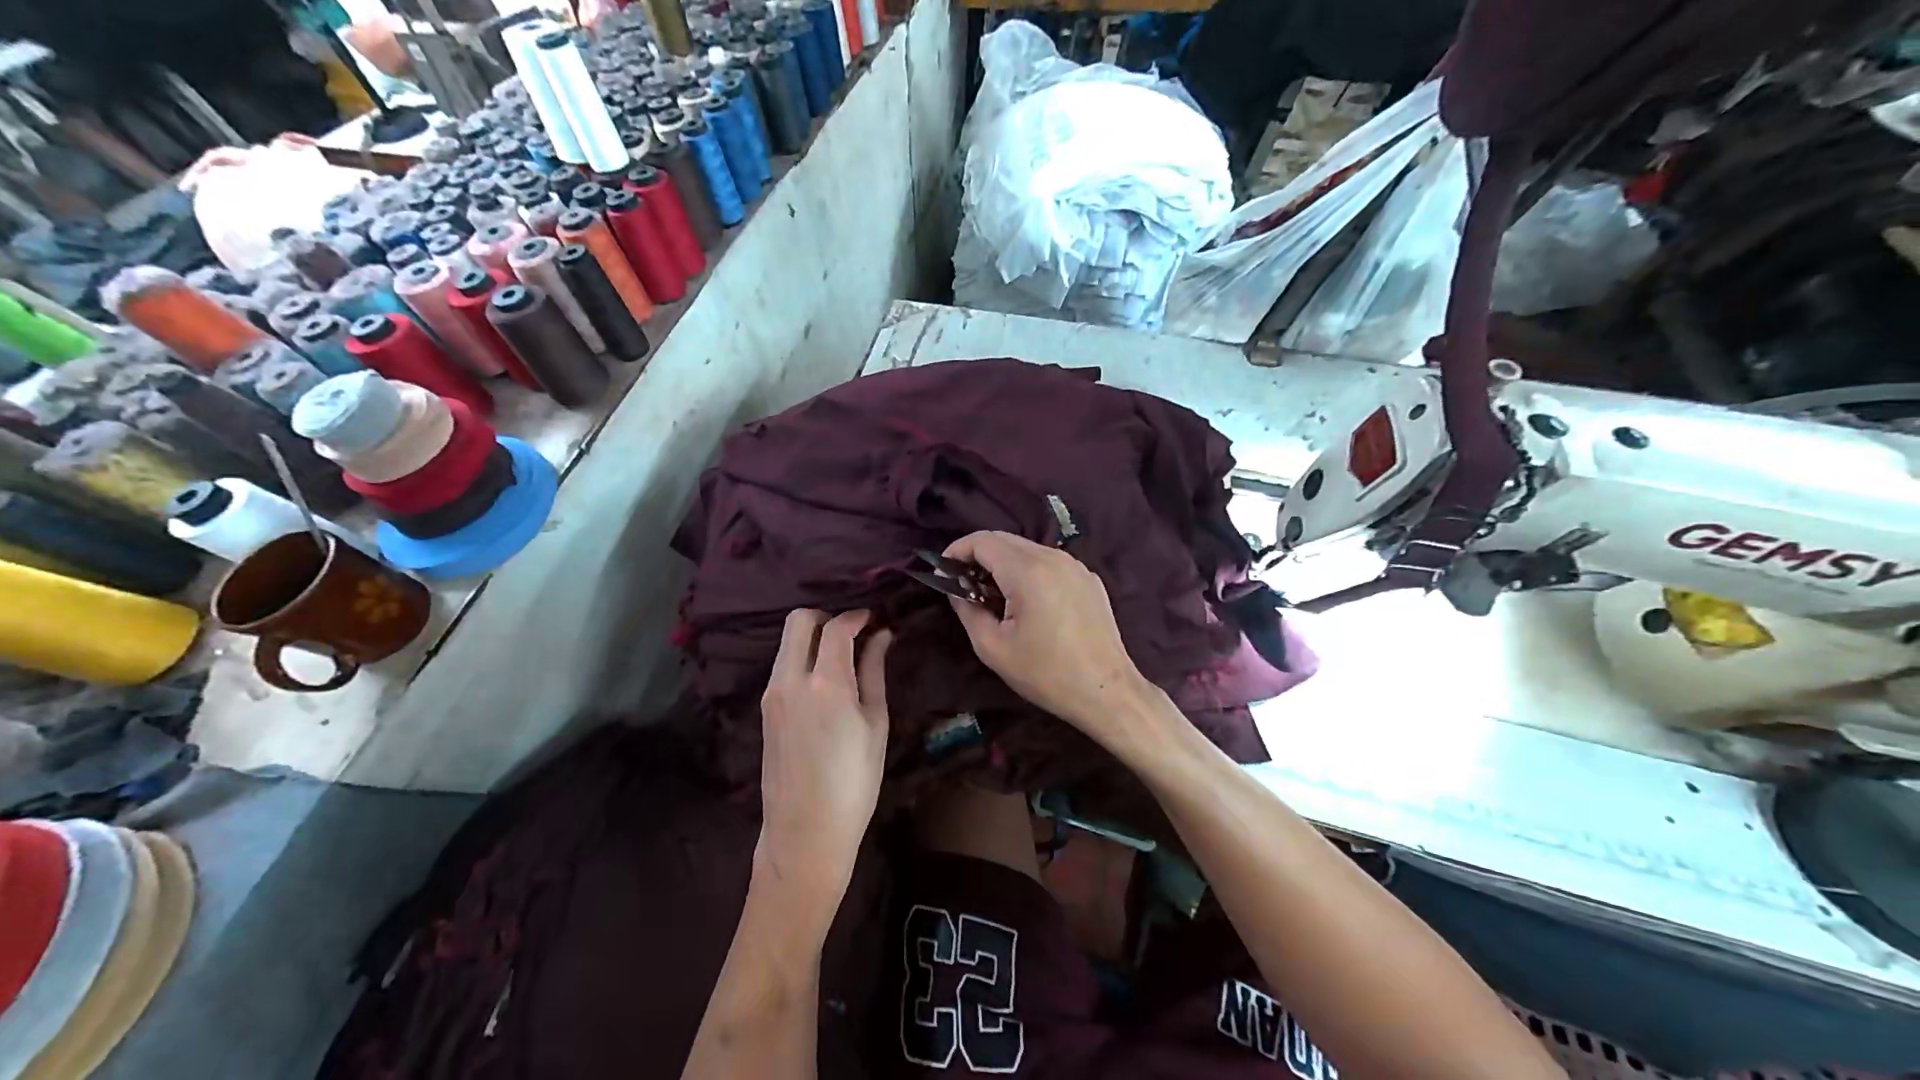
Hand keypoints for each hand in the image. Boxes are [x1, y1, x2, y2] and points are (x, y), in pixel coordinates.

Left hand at [756, 609, 892, 923]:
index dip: (857, 615)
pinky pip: (781, 665)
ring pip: (786, 642)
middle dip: (826, 616)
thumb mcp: (875, 724)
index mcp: (825, 683)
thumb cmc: (854, 782)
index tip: (873, 617)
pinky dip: (801, 657)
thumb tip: (882, 636)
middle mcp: (790, 679)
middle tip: (851, 632)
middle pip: (799, 620)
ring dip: (811, 636)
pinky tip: (823, 678)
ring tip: (841, 654)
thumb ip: (874, 672)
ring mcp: (771, 693)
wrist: (805, 832)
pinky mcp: (764, 708)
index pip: (837, 627)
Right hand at [943, 532, 1161, 745]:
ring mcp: (1075, 566)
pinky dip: (1028, 570)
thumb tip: (956, 589)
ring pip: (1028, 549)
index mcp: (1028, 571)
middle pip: (1005, 539)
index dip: (957, 550)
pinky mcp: (1088, 579)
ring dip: (1003, 562)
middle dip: (978, 555)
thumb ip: (967, 610)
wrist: (1107, 691)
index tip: (943, 570)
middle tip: (963, 584)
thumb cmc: (1046, 673)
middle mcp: (1054, 558)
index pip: (983, 540)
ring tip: (992, 594)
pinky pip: (1049, 562)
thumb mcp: (993, 648)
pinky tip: (1025, 601)